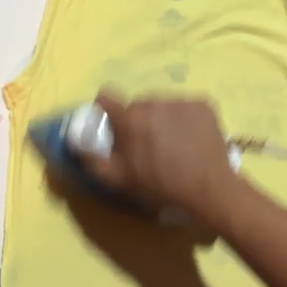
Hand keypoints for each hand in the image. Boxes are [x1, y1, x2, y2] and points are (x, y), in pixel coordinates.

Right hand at [82, 90, 240, 219]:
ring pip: (162, 105)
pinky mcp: (203, 103)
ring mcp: (181, 100)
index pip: (106, 97)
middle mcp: (154, 101)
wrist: (210, 189)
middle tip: (148, 147)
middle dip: (138, 121)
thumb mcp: (120, 181)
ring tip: (172, 145)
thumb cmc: (162, 187)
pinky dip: (184, 119)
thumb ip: (93, 159)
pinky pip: (185, 107)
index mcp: (130, 118)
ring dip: (161, 119)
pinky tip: (190, 140)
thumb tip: (76, 140)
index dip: (106, 111)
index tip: (114, 127)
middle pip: (137, 105)